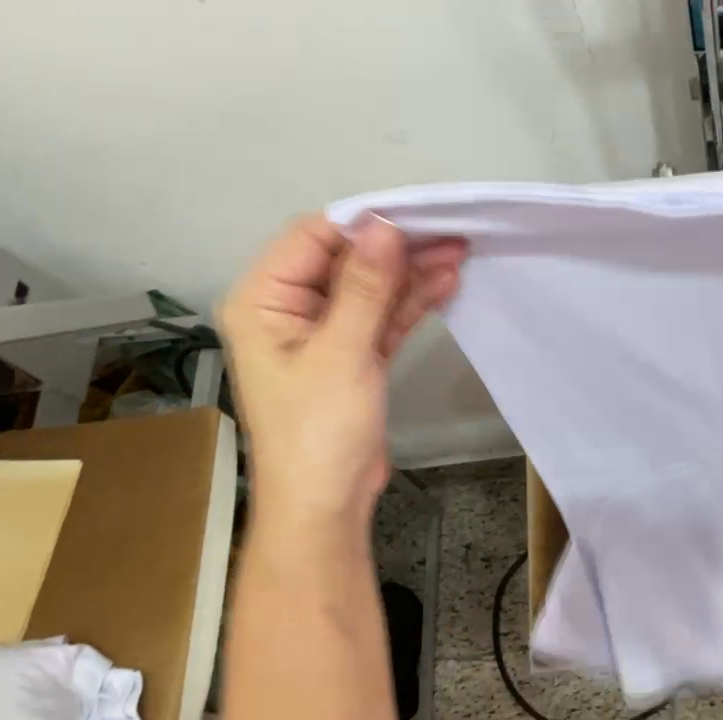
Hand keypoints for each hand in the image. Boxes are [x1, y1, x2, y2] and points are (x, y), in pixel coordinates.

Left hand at [218, 217, 468, 527]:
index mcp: (263, 300)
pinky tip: (444, 285)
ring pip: (371, 292)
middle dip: (396, 248)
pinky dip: (411, 305)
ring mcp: (323, 336)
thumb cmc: (319, 430)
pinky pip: (383, 321)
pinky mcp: (353, 360)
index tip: (417, 214)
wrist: (326, 501)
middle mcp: (289, 310)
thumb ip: (365, 288)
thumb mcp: (342, 353)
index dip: (363, 223)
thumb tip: (384, 228)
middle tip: (450, 232)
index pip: (312, 239)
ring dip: (410, 275)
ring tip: (459, 252)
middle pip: (346, 263)